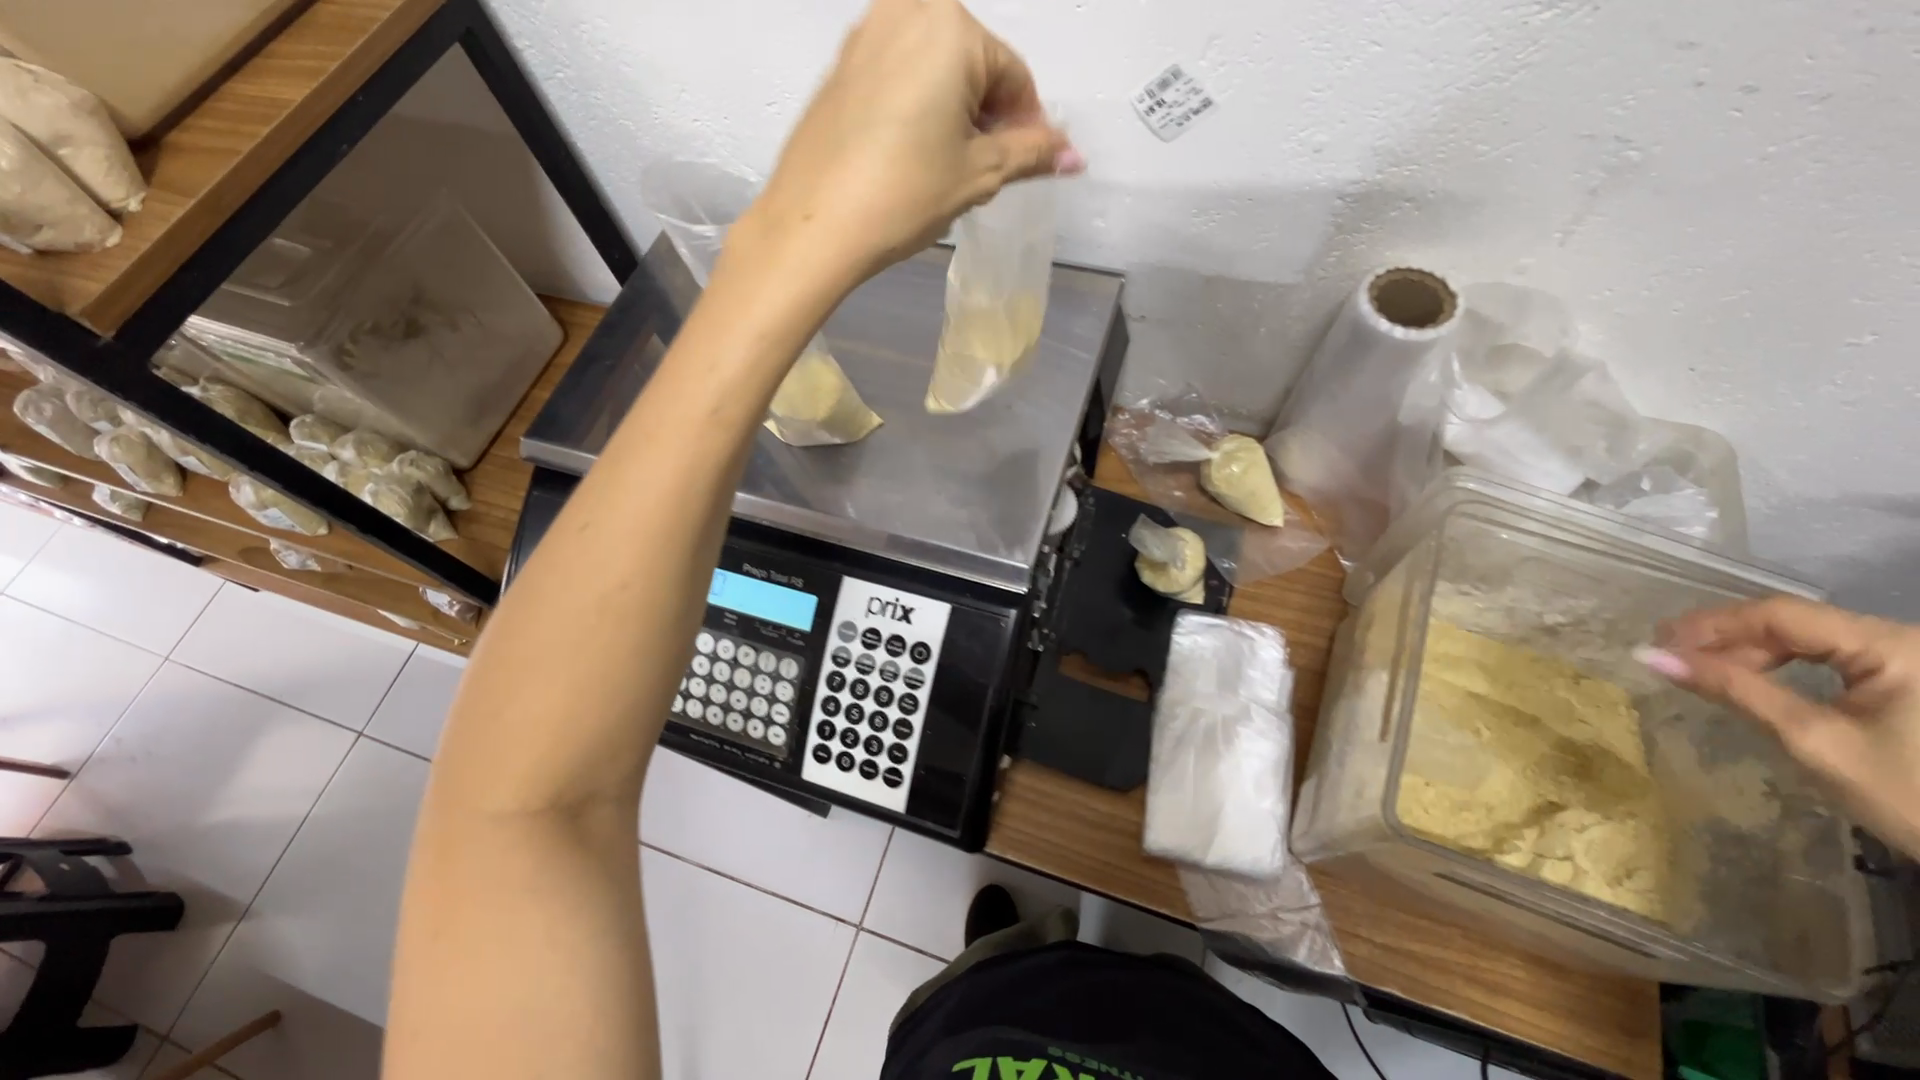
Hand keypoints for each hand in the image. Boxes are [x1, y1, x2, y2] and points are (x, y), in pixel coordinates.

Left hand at [731, 0, 1077, 288]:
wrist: (812, 226)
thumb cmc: (904, 193)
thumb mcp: (979, 173)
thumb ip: (1031, 154)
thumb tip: (1075, 156)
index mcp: (949, 25)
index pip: (1013, 75)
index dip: (1028, 125)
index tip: (1028, 166)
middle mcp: (905, 12)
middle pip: (973, 65)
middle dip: (988, 115)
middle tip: (985, 171)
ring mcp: (864, 36)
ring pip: (934, 70)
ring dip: (954, 113)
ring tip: (947, 169)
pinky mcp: (839, 67)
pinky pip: (898, 76)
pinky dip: (917, 108)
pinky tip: (910, 157)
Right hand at [1639, 597, 1919, 857]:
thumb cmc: (1908, 795)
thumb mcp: (1812, 740)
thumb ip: (1734, 690)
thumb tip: (1652, 657)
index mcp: (1891, 644)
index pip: (1780, 614)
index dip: (1712, 625)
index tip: (1657, 644)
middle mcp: (1901, 638)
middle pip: (1793, 622)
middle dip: (1727, 640)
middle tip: (1672, 661)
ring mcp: (1905, 657)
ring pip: (1806, 638)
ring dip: (1749, 652)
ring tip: (1701, 672)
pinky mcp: (1904, 677)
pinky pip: (1828, 656)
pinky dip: (1782, 665)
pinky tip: (1748, 679)